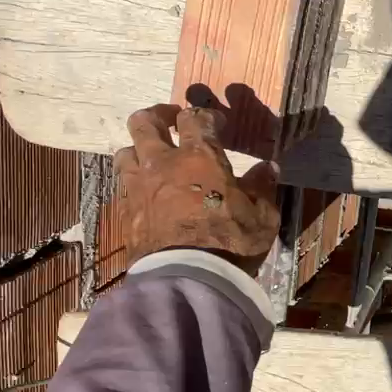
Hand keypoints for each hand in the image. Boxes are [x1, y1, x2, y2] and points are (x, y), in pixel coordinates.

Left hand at [114, 104, 280, 273]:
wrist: (189, 276)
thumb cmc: (232, 241)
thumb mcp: (263, 215)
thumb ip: (262, 187)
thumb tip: (268, 166)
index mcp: (200, 158)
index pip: (197, 119)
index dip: (207, 115)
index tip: (218, 121)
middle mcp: (163, 163)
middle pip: (145, 123)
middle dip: (158, 116)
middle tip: (171, 120)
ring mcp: (138, 185)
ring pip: (126, 150)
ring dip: (140, 149)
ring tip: (153, 158)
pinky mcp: (124, 209)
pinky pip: (123, 183)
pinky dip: (134, 179)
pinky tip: (146, 190)